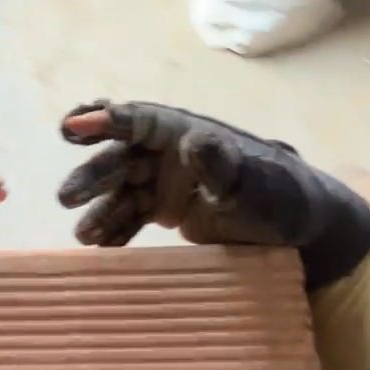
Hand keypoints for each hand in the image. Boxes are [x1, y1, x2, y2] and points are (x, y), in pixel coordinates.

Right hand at [56, 100, 369, 291]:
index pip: (139, 121)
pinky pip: (131, 217)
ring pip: (120, 190)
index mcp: (186, 134)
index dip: (105, 121)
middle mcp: (167, 153)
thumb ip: (226, 165)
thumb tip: (193, 142)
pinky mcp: (166, 210)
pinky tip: (99, 248)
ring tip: (83, 236)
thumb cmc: (283, 198)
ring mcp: (164, 183)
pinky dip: (114, 231)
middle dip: (92, 174)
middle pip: (120, 157)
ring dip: (98, 209)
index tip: (72, 127)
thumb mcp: (258, 183)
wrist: (303, 233)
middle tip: (65, 198)